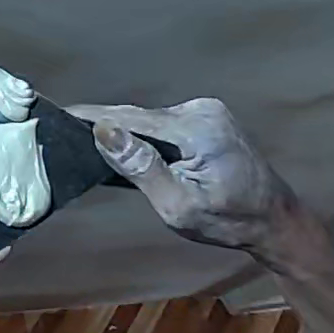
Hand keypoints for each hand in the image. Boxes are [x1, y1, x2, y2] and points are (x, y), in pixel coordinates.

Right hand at [68, 98, 300, 261]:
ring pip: (149, 119)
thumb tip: (104, 131)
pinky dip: (142, 134)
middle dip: (105, 125)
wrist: (274, 220)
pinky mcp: (207, 116)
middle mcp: (201, 109)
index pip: (131, 118)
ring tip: (86, 139)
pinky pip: (162, 123)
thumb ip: (141, 168)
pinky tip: (124, 145)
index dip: (92, 116)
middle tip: (64, 130)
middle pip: (139, 116)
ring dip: (125, 131)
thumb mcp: (178, 206)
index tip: (59, 113)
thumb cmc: (227, 222)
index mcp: (197, 129)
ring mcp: (206, 110)